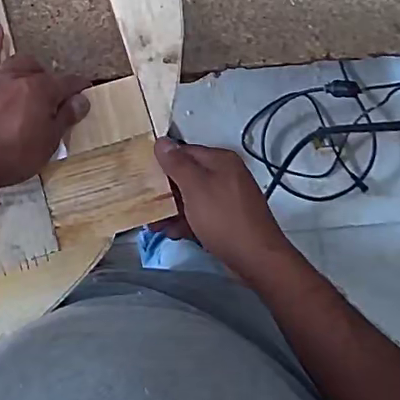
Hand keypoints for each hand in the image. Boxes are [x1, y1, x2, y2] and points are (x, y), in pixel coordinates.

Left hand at [0, 26, 90, 196]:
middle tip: (57, 101)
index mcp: (43, 91)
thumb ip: (66, 117)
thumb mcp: (49, 142)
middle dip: (54, 83)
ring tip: (36, 79)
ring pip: (21, 63)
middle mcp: (23, 77)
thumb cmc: (14, 155)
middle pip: (45, 74)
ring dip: (32, 69)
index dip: (79, 89)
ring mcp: (0, 78)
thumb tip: (82, 100)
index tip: (85, 92)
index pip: (69, 83)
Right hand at [152, 139, 304, 282]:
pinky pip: (202, 214)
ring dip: (173, 209)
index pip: (185, 151)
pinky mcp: (228, 219)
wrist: (256, 258)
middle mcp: (226, 174)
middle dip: (166, 190)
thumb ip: (177, 164)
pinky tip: (173, 233)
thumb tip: (162, 141)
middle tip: (145, 204)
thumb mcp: (195, 187)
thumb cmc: (223, 218)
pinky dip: (187, 221)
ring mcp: (228, 198)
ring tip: (153, 225)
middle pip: (188, 175)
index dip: (163, 162)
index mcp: (220, 160)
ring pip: (193, 197)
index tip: (143, 177)